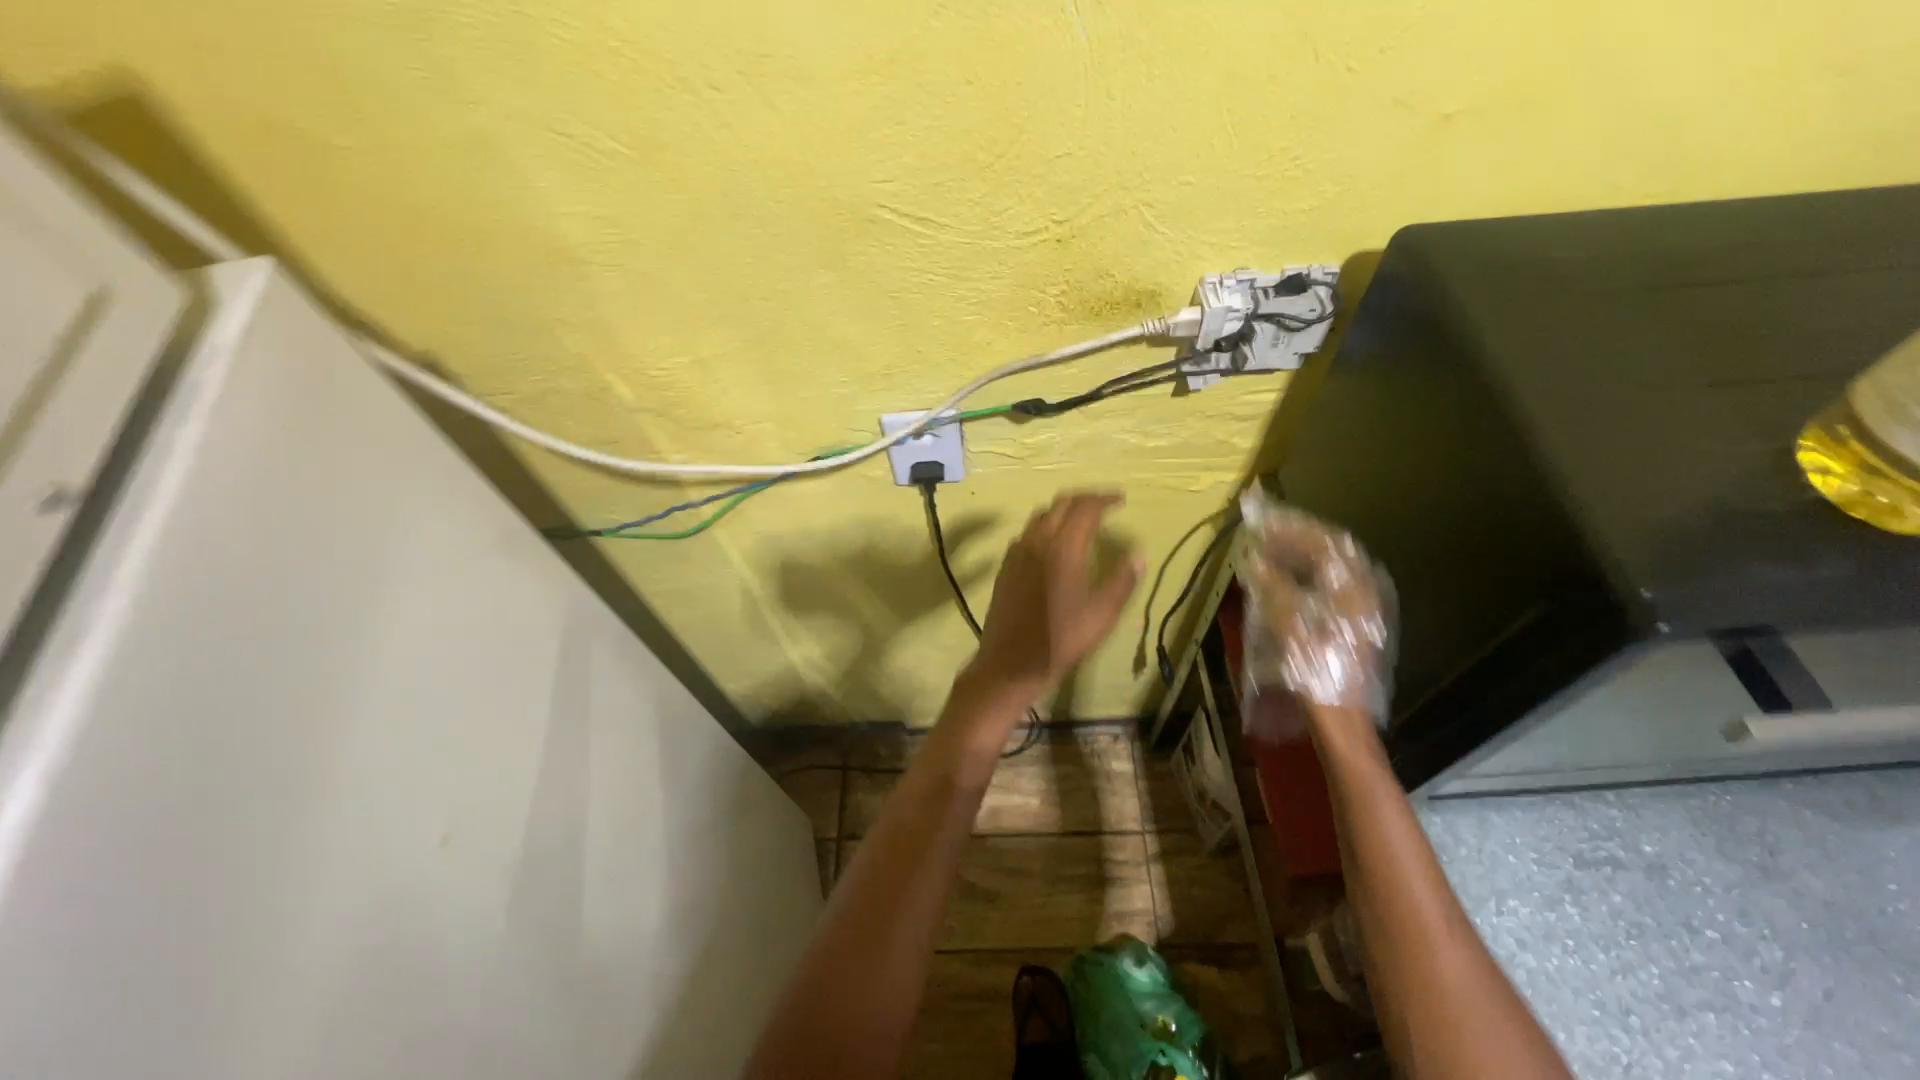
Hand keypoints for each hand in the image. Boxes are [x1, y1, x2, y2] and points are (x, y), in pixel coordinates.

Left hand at [965, 491, 1141, 700]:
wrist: (1012, 663)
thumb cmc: (1062, 640)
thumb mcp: (1102, 614)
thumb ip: (1122, 581)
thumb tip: (1138, 555)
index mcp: (1064, 548)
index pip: (1085, 507)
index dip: (1105, 499)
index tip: (1121, 501)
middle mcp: (1037, 541)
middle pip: (1061, 504)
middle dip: (1084, 500)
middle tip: (1104, 507)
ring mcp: (1017, 553)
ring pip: (1040, 517)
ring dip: (1062, 512)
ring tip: (1081, 523)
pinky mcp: (1005, 567)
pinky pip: (1026, 535)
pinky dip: (1044, 529)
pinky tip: (1053, 547)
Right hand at [1239, 499, 1394, 722]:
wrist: (1341, 717)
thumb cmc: (1315, 666)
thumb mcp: (1287, 620)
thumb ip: (1272, 584)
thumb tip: (1254, 560)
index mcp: (1354, 585)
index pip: (1324, 541)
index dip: (1290, 528)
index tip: (1261, 522)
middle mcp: (1366, 591)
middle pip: (1332, 553)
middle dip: (1295, 542)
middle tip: (1263, 537)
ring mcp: (1365, 611)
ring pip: (1332, 572)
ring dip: (1301, 560)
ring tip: (1269, 557)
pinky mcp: (1357, 629)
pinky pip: (1332, 590)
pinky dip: (1307, 580)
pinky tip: (1286, 587)